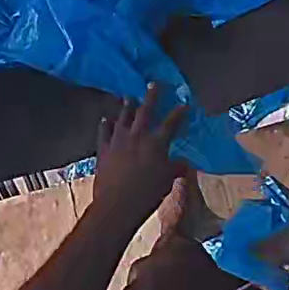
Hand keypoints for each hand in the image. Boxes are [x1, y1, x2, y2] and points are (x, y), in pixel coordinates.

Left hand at [91, 84, 188, 228]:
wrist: (117, 205)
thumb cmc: (148, 193)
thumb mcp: (168, 180)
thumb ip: (177, 167)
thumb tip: (185, 162)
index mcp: (157, 142)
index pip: (171, 122)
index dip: (179, 113)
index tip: (185, 105)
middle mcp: (137, 136)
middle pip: (146, 111)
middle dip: (151, 96)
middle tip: (154, 84)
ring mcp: (118, 141)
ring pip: (123, 118)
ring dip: (127, 107)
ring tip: (129, 97)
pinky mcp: (103, 150)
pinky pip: (104, 133)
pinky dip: (106, 125)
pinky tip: (106, 119)